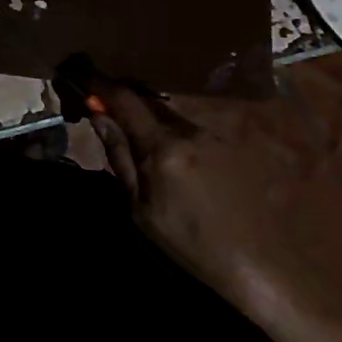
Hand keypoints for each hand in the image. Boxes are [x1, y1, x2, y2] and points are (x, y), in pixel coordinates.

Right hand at [87, 82, 279, 297]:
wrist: (259, 266)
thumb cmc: (189, 244)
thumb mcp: (140, 209)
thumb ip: (119, 157)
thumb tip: (99, 117)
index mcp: (163, 147)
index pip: (125, 100)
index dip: (101, 83)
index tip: (82, 74)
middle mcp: (190, 131)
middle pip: (149, 101)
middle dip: (124, 100)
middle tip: (105, 109)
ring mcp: (215, 136)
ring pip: (171, 115)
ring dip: (150, 119)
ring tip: (141, 140)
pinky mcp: (233, 146)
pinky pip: (192, 129)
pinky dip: (173, 133)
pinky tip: (176, 159)